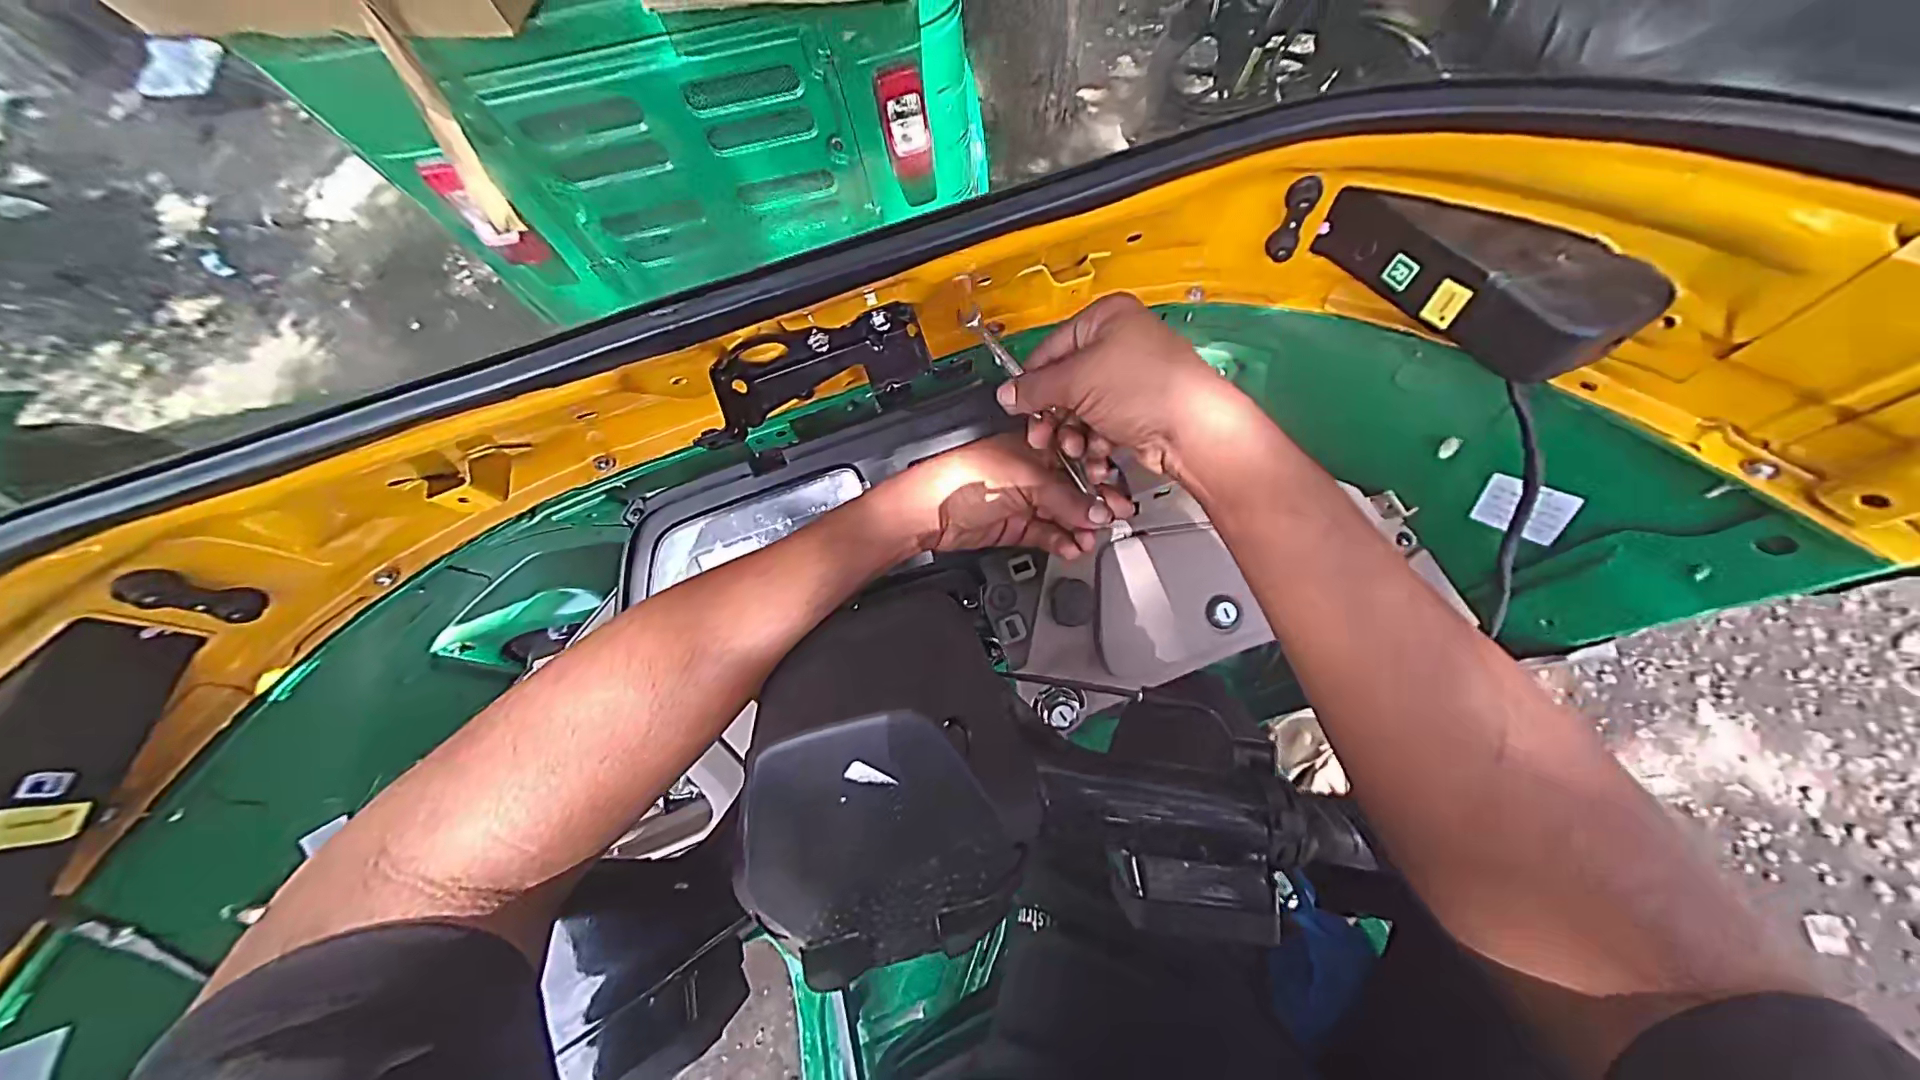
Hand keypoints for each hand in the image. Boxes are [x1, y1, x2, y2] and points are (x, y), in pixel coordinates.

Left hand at [869, 433, 1133, 557]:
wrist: (924, 513)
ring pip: (1062, 515)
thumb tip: (1096, 511)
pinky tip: (1071, 546)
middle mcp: (1031, 471)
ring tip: (1088, 539)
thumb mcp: (1021, 481)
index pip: (1077, 461)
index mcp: (1034, 446)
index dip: (1099, 480)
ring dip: (1079, 529)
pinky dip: (1060, 541)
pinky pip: (1046, 533)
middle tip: (1112, 520)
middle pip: (1074, 491)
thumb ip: (1063, 497)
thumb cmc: (958, 479)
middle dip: (1095, 507)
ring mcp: (1023, 499)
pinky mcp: (1015, 525)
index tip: (1116, 497)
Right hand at [995, 293, 1266, 481]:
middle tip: (1041, 434)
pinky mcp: (1136, 411)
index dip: (1031, 380)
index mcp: (1106, 317)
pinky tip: (1094, 454)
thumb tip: (1009, 394)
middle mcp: (1119, 344)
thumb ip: (1035, 388)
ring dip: (1071, 434)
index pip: (1050, 348)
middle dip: (1052, 415)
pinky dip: (1093, 442)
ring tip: (1073, 447)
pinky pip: (1100, 425)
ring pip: (1080, 409)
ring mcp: (1128, 380)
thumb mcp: (1077, 381)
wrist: (1192, 430)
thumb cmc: (1150, 389)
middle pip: (1064, 383)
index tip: (1017, 405)